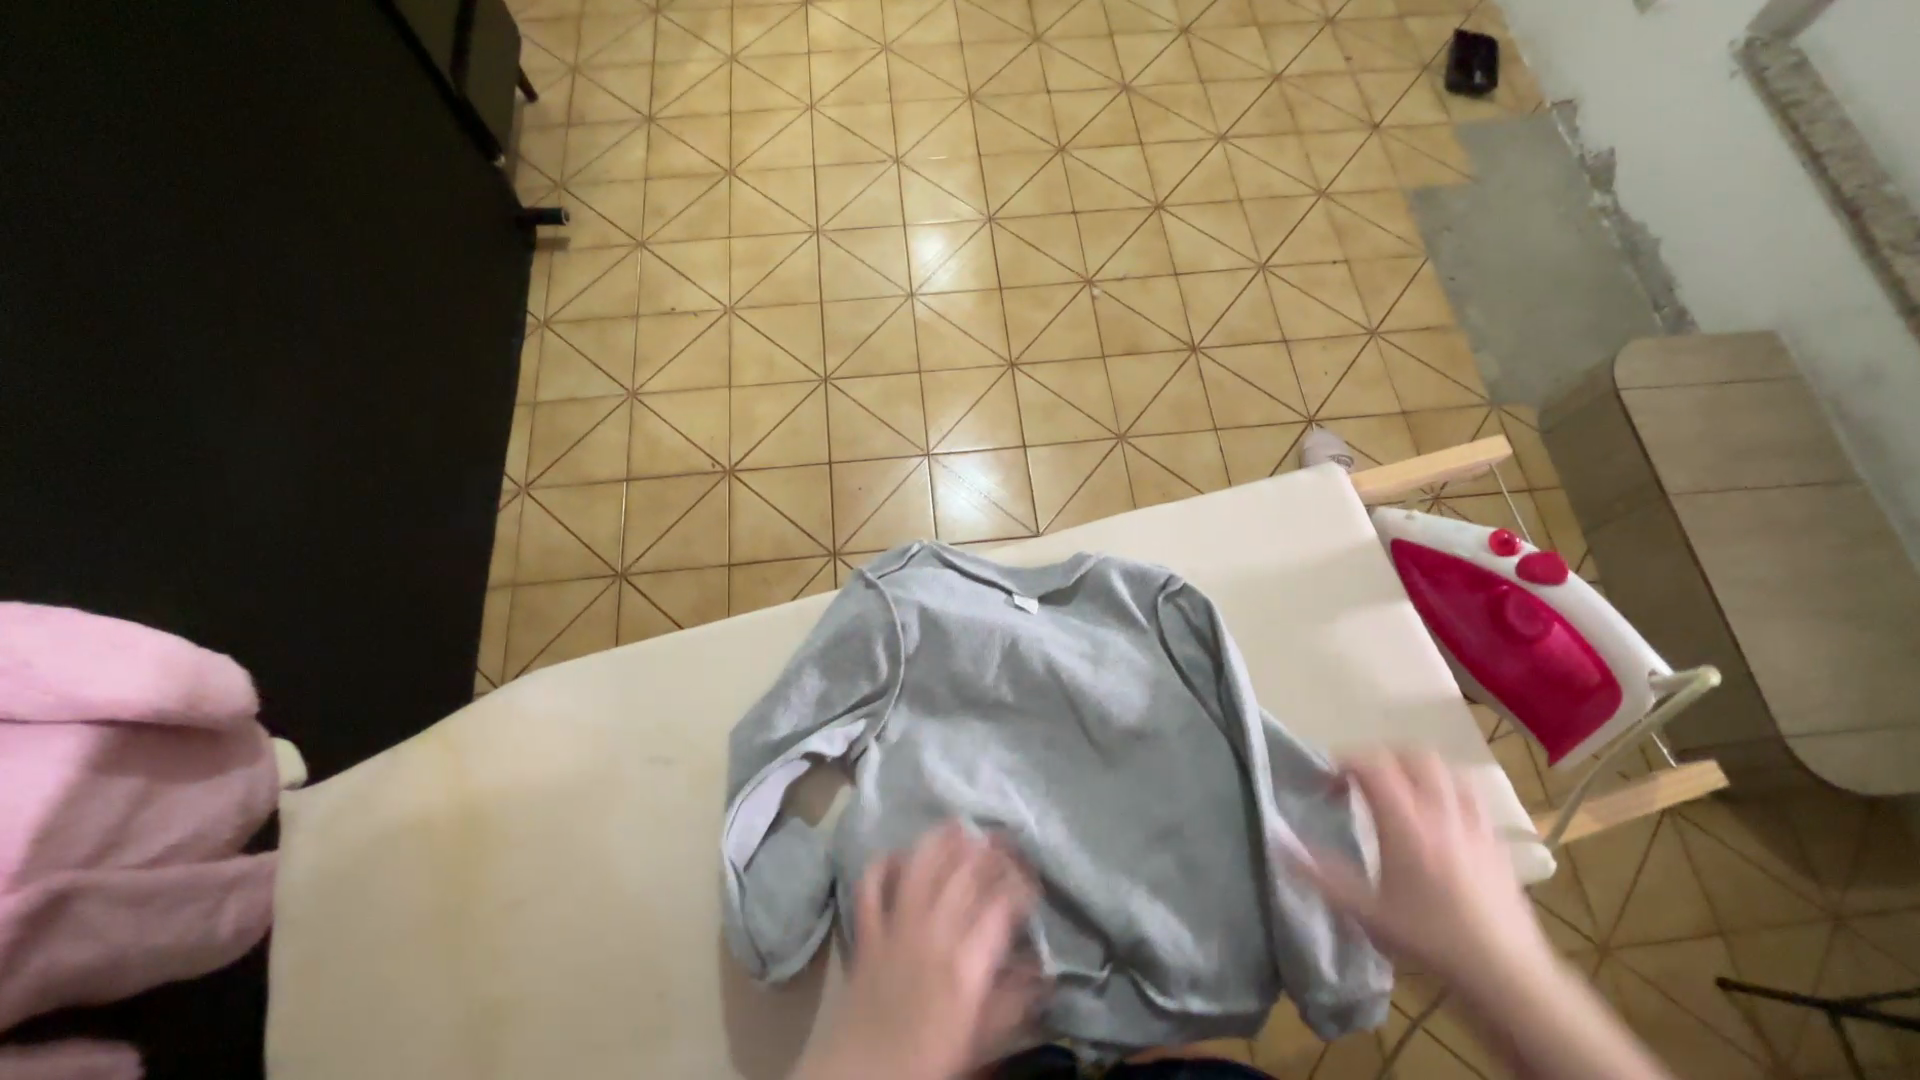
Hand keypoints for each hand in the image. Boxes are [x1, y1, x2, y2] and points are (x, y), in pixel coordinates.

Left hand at [794, 823, 1046, 1079]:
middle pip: (964, 876)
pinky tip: (898, 854)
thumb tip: (1043, 971)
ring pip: (919, 869)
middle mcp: (932, 934)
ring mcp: (894, 929)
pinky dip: (883, 864)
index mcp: (966, 963)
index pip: (1002, 905)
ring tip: (960, 826)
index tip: (1033, 879)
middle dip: (988, 852)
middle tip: (1004, 840)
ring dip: (940, 843)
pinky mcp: (866, 933)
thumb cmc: (927, 1064)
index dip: (1021, 884)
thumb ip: (1013, 1002)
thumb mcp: (982, 1040)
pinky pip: (871, 887)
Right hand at [1292, 750, 1552, 990]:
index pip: (1373, 765)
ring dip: (1419, 770)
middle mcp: (1440, 812)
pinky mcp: (1496, 841)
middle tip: (1362, 781)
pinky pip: (1473, 797)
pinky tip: (1440, 815)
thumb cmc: (1427, 938)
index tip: (1327, 782)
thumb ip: (1318, 872)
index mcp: (1405, 822)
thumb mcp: (1363, 910)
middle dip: (1382, 758)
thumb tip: (1278, 840)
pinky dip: (1450, 791)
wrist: (1502, 971)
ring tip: (1401, 790)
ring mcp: (1474, 824)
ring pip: (1448, 770)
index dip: (1344, 762)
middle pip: (1413, 756)